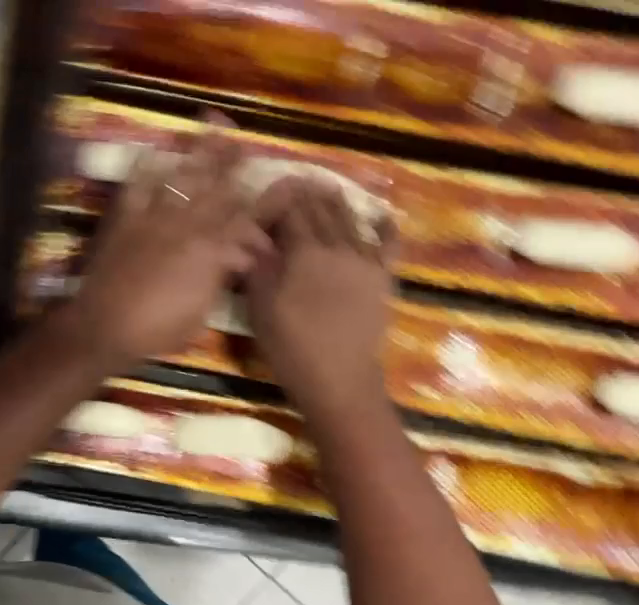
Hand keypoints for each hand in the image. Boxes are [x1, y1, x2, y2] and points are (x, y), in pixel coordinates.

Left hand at [61, 119, 271, 366]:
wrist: (104, 327)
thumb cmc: (155, 331)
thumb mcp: (199, 315)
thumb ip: (216, 282)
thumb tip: (233, 262)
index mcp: (211, 252)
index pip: (247, 221)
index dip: (269, 206)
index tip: (288, 189)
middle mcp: (188, 225)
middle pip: (219, 187)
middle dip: (235, 163)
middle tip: (246, 142)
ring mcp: (154, 217)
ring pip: (184, 175)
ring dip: (201, 148)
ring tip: (213, 121)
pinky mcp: (124, 219)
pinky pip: (137, 184)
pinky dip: (147, 164)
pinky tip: (154, 148)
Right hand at [246, 177, 399, 410]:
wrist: (340, 380)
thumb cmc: (292, 349)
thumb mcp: (261, 311)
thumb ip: (257, 269)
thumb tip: (250, 239)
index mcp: (304, 251)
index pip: (291, 209)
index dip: (277, 200)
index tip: (266, 199)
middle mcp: (338, 245)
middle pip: (322, 207)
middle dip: (307, 195)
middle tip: (295, 188)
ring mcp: (366, 259)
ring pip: (351, 218)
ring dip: (336, 202)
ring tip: (326, 192)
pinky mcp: (383, 277)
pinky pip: (388, 242)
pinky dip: (383, 225)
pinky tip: (380, 216)